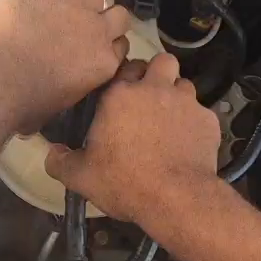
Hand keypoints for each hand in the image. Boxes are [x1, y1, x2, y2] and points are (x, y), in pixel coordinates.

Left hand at [0, 0, 131, 134]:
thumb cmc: (20, 104)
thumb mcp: (56, 108)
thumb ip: (71, 89)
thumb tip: (59, 90)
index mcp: (102, 64)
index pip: (120, 46)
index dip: (107, 43)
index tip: (93, 46)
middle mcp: (97, 31)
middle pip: (120, 16)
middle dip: (106, 19)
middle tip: (82, 25)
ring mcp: (74, 3)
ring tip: (63, 5)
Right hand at [45, 53, 223, 224]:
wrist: (176, 198)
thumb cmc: (124, 182)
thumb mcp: (82, 177)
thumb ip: (61, 161)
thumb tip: (51, 153)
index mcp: (120, 95)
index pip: (124, 67)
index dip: (125, 79)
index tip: (121, 95)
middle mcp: (155, 89)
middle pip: (162, 62)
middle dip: (157, 74)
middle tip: (149, 99)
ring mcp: (186, 102)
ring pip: (184, 84)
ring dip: (177, 96)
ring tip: (170, 119)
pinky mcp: (209, 120)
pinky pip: (202, 113)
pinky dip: (195, 124)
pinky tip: (188, 143)